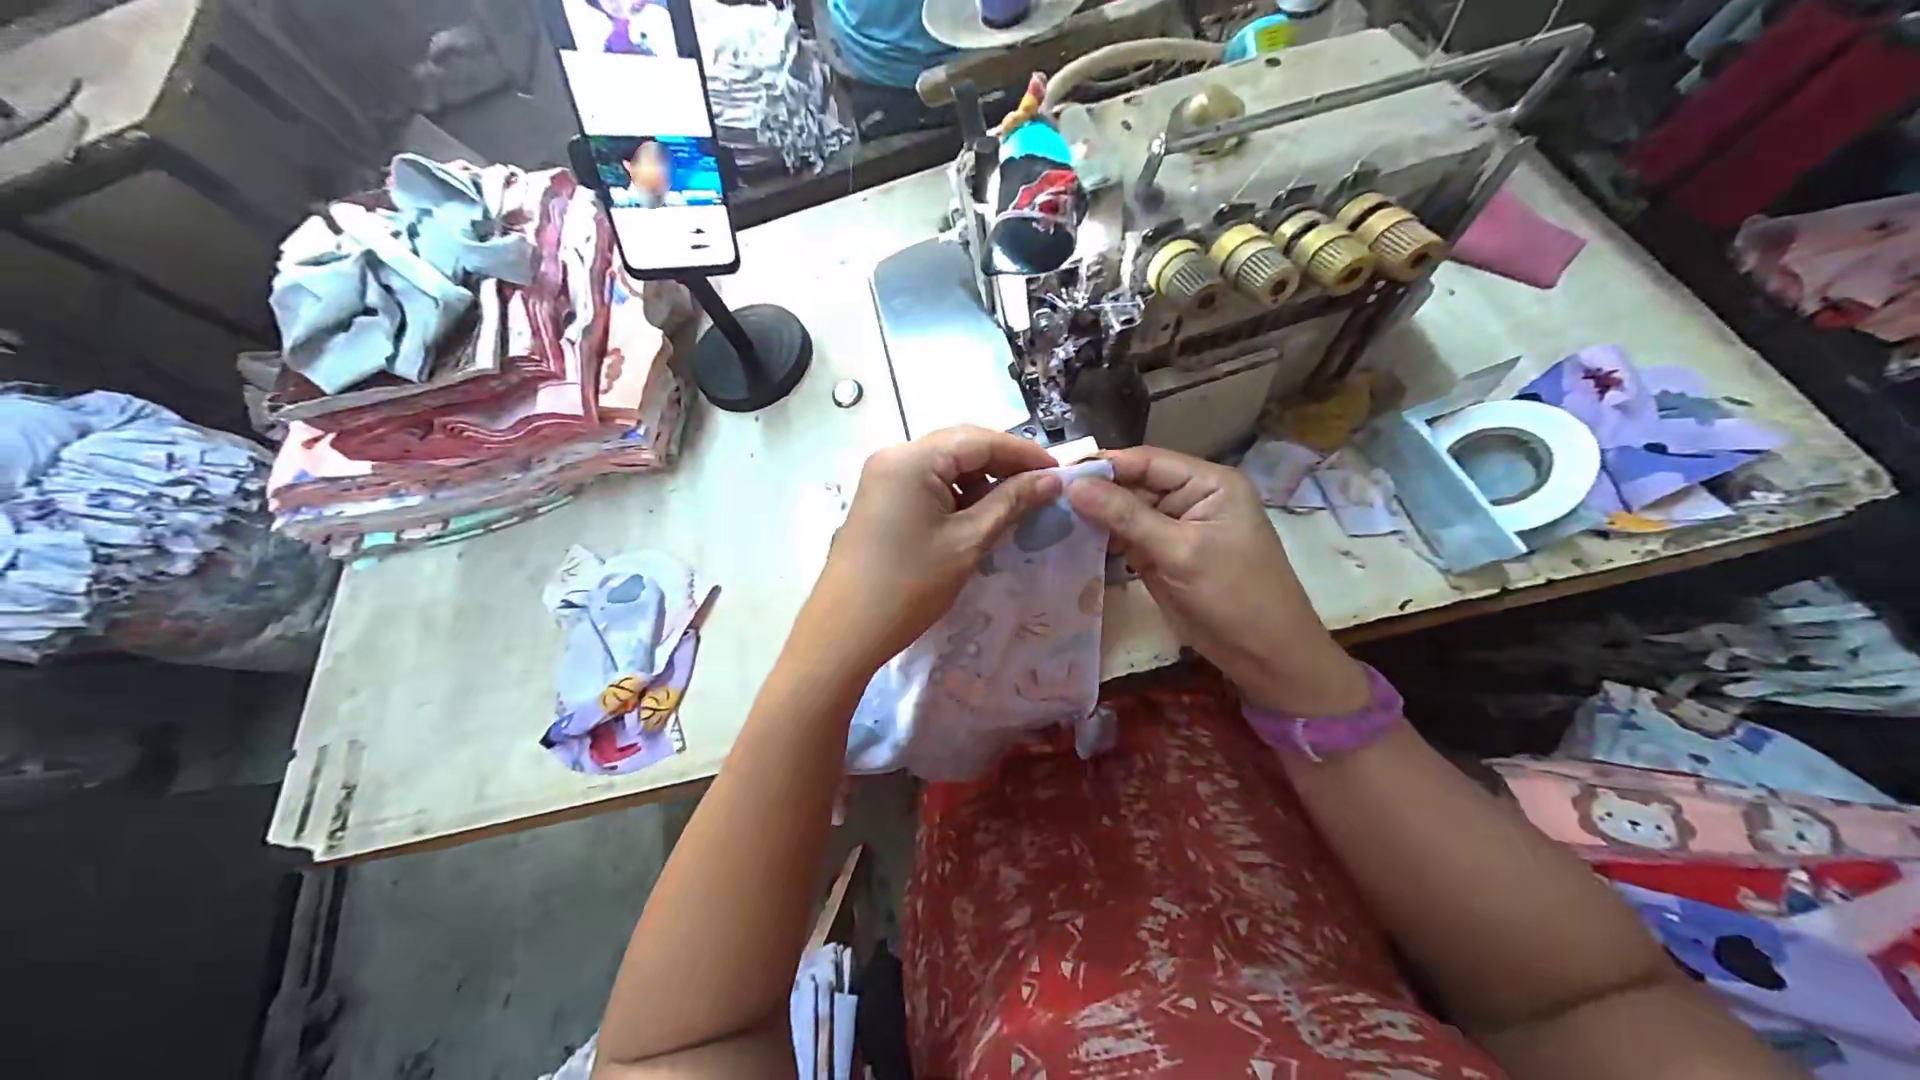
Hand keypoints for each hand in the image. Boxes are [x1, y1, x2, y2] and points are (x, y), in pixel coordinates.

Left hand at [800, 426, 1061, 675]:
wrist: (845, 631)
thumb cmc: (909, 586)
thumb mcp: (968, 542)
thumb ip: (1011, 503)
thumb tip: (1052, 480)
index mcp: (912, 459)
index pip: (980, 440)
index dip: (1024, 454)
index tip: (1059, 475)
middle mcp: (894, 456)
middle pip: (960, 446)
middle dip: (1003, 465)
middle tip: (1040, 489)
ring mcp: (883, 477)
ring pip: (944, 465)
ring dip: (980, 481)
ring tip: (1012, 508)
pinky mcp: (880, 499)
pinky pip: (927, 483)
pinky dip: (956, 495)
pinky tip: (976, 517)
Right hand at [1067, 445, 1369, 715]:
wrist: (1265, 656)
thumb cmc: (1234, 596)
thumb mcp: (1179, 552)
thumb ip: (1126, 517)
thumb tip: (1074, 486)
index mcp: (1209, 483)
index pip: (1147, 461)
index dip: (1103, 465)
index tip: (1056, 473)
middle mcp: (1191, 497)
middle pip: (1134, 484)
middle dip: (1095, 491)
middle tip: (1045, 498)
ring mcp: (1176, 528)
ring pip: (1126, 512)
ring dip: (1095, 516)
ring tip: (1050, 517)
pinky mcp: (1164, 555)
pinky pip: (1128, 538)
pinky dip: (1104, 539)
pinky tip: (1073, 540)